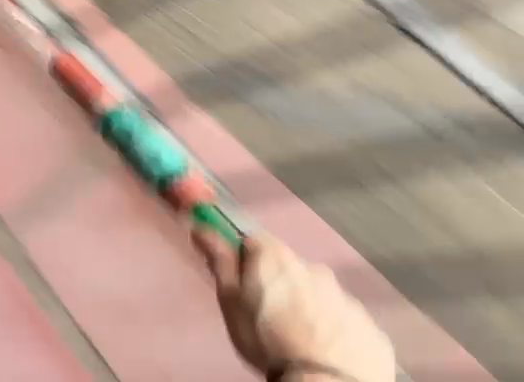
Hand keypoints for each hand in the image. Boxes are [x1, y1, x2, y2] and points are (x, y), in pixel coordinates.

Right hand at [194, 229, 394, 381]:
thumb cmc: (265, 338)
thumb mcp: (229, 300)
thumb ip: (219, 260)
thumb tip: (201, 228)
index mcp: (277, 258)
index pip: (253, 239)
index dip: (242, 254)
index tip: (237, 274)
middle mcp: (316, 270)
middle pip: (289, 267)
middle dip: (277, 282)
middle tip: (266, 309)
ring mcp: (350, 301)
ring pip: (319, 294)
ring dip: (306, 304)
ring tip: (298, 333)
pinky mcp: (373, 330)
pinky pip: (345, 320)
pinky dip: (333, 327)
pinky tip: (324, 347)